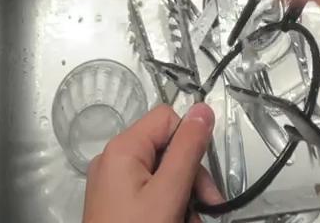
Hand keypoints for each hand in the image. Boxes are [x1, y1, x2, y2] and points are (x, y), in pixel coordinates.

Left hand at [83, 104, 219, 222]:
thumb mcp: (168, 195)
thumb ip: (187, 150)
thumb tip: (204, 109)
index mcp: (122, 148)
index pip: (167, 119)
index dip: (190, 143)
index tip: (205, 181)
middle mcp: (114, 161)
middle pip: (166, 150)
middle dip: (191, 179)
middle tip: (207, 210)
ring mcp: (112, 187)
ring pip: (161, 177)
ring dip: (183, 199)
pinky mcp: (115, 208)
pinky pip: (149, 196)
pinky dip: (167, 210)